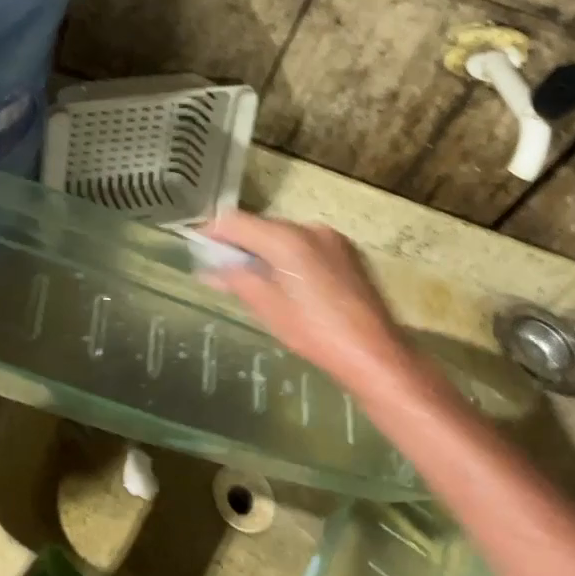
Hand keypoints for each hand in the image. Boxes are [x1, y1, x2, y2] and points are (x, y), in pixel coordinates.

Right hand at [199, 212, 404, 378]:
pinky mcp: (348, 253)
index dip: (214, 232)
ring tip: (256, 280)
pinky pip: (307, 245)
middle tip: (223, 269)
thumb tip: (208, 269)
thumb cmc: (315, 333)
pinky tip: (290, 284)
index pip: (236, 221)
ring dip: (267, 251)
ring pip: (286, 236)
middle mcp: (310, 229)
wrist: (375, 354)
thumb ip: (236, 279)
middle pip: (262, 226)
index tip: (199, 246)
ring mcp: (333, 239)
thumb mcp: (267, 308)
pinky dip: (291, 257)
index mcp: (287, 239)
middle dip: (241, 244)